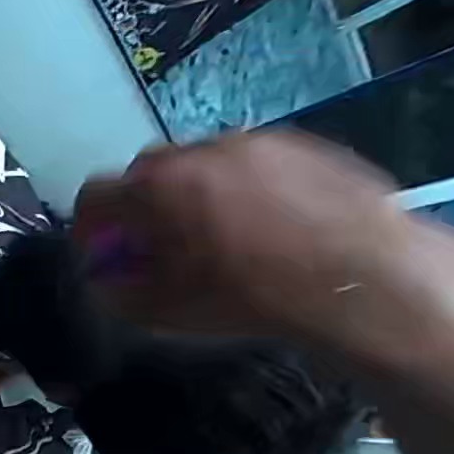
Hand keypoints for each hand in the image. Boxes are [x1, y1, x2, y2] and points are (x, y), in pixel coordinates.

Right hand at [71, 130, 453, 358]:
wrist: (366, 278)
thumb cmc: (252, 298)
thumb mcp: (169, 311)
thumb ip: (119, 292)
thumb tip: (104, 279)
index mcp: (156, 189)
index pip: (94, 195)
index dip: (87, 226)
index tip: (98, 251)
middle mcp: (198, 151)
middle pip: (144, 172)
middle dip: (138, 207)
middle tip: (155, 244)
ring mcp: (252, 142)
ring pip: (197, 163)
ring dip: (188, 194)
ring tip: (214, 234)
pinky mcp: (299, 143)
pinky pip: (246, 162)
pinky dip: (236, 187)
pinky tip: (263, 224)